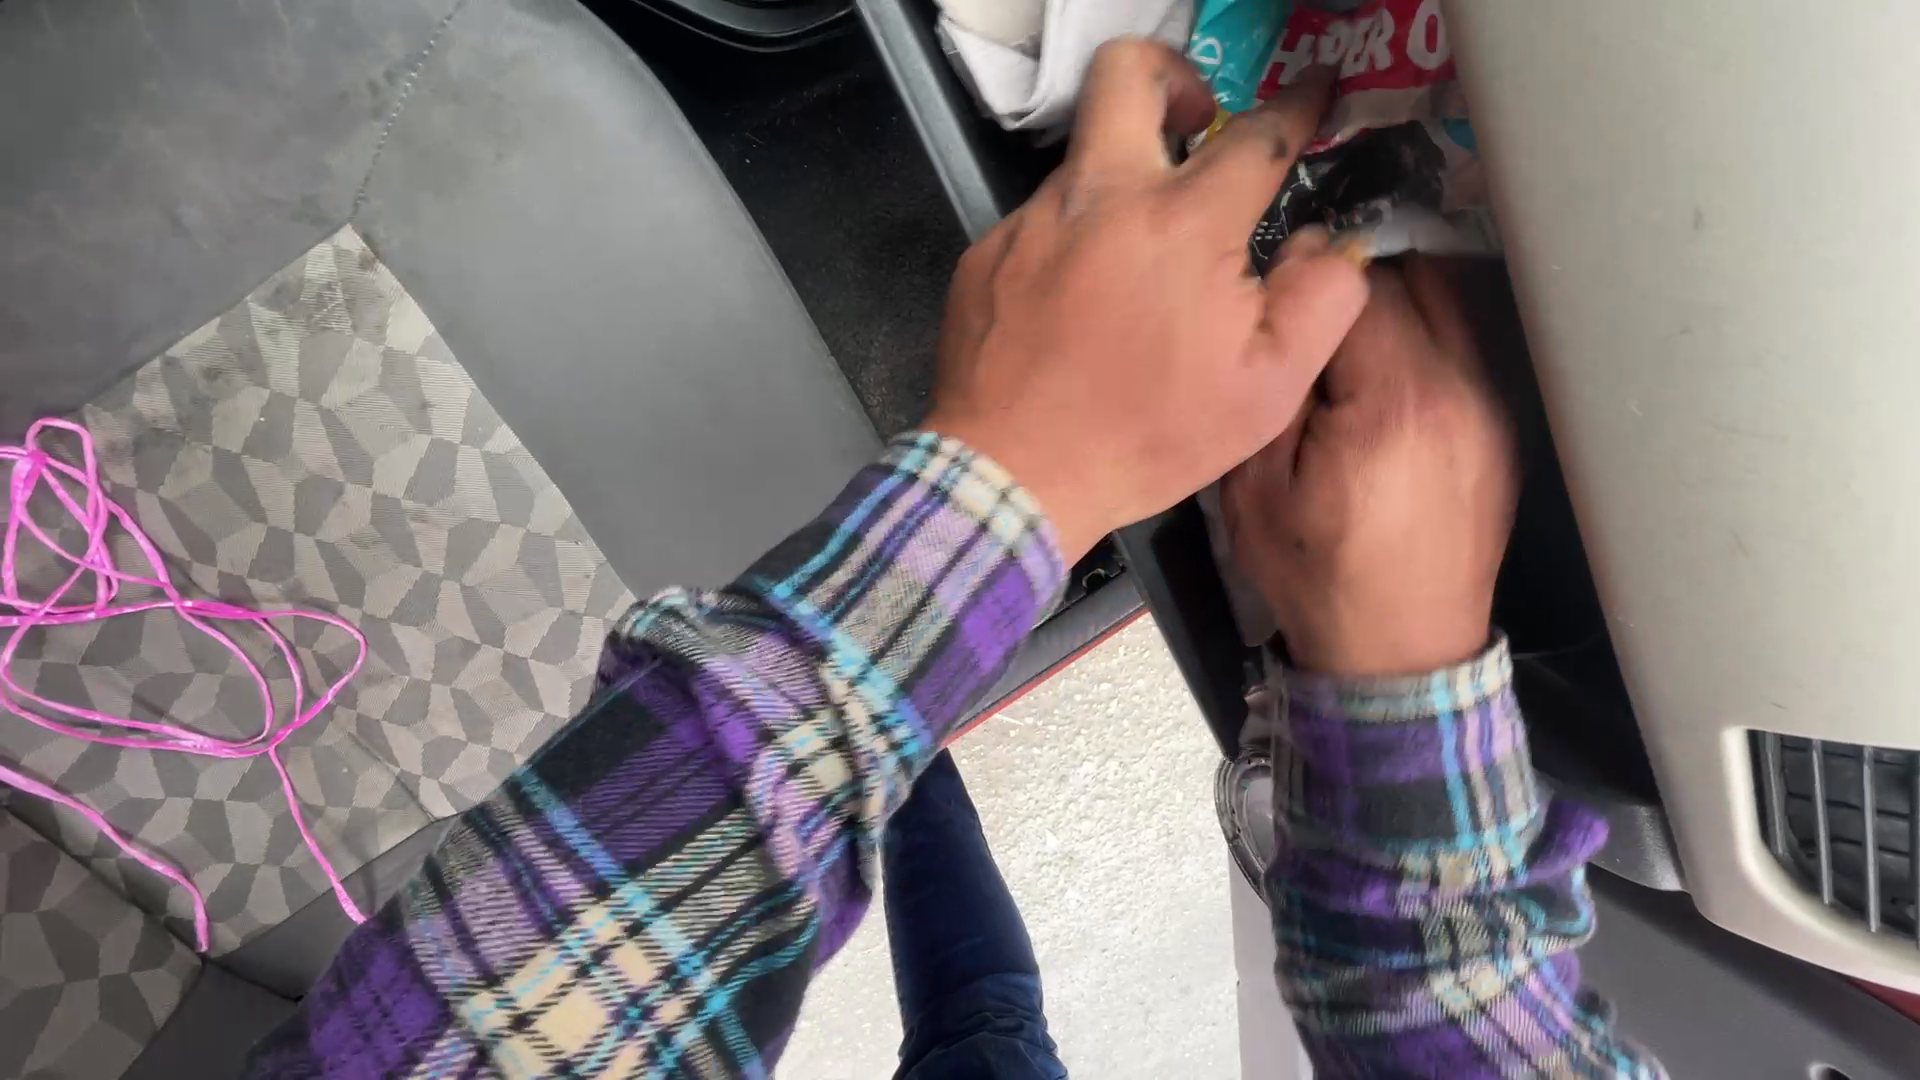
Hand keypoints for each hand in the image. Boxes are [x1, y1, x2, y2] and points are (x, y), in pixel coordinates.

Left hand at [922, 40, 1369, 561]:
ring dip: (1117, 185)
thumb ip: (1321, 298)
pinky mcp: (982, 257)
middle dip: (1175, 79)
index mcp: (1181, 224)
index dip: (1296, 106)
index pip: (1257, 132)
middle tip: (1195, 129)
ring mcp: (1028, 225)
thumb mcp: (1266, 390)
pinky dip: (1067, 242)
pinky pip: (1035, 223)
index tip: (1310, 96)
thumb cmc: (1143, 440)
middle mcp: (1097, 199)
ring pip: (1079, 161)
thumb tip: (1321, 241)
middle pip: (1128, 72)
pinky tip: (1070, 305)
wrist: (1014, 476)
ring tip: (1129, 262)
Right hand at [1222, 256, 1517, 676]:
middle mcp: (1461, 394)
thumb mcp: (1255, 492)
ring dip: (1395, 301)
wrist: (1398, 651)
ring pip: (1452, 307)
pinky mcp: (1500, 432)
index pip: (1362, 292)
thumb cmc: (1314, 577)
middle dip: (1357, 279)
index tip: (1279, 285)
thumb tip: (1290, 325)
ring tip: (1342, 328)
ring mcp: (1492, 412)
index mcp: (1393, 407)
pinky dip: (1422, 337)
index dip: (1313, 275)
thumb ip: (1273, 397)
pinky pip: (1464, 351)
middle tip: (1307, 300)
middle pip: (1419, 281)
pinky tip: (1379, 370)